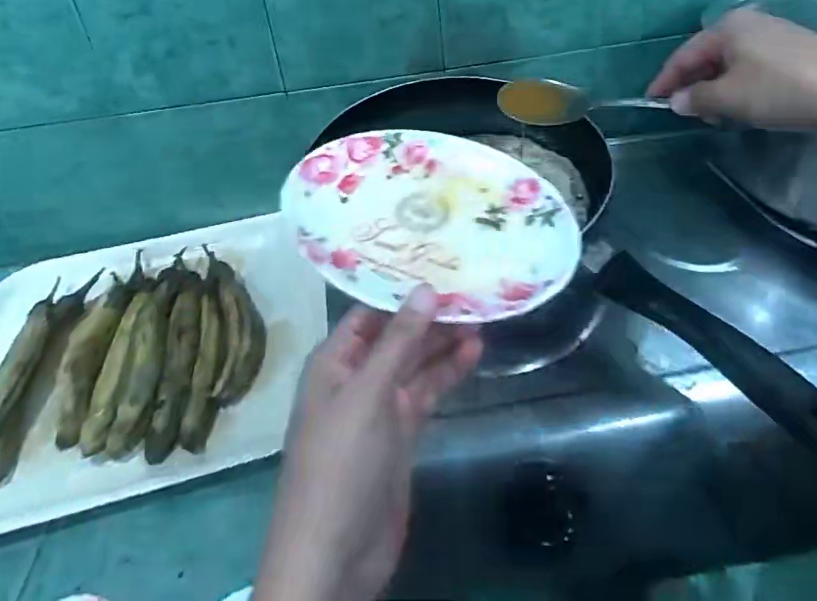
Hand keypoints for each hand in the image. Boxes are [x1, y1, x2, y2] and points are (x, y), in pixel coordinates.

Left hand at [253, 287, 482, 600]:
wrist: (334, 552)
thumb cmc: (341, 459)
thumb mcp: (368, 393)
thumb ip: (398, 341)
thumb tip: (425, 288)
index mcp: (334, 359)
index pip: (369, 311)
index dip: (401, 290)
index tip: (437, 265)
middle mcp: (356, 376)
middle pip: (395, 335)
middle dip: (429, 315)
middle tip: (470, 288)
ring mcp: (379, 406)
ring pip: (414, 363)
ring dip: (443, 342)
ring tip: (481, 314)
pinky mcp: (400, 433)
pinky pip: (425, 392)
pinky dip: (447, 373)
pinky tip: (474, 353)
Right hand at [646, 8, 816, 132]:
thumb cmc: (783, 90)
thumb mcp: (730, 98)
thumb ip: (697, 99)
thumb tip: (678, 101)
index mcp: (727, 27)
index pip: (683, 55)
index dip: (665, 80)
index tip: (651, 101)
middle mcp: (750, 24)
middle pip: (708, 57)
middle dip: (693, 84)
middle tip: (685, 112)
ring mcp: (777, 37)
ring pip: (732, 64)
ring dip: (718, 88)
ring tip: (716, 115)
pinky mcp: (799, 54)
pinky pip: (755, 69)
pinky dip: (742, 87)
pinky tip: (747, 107)